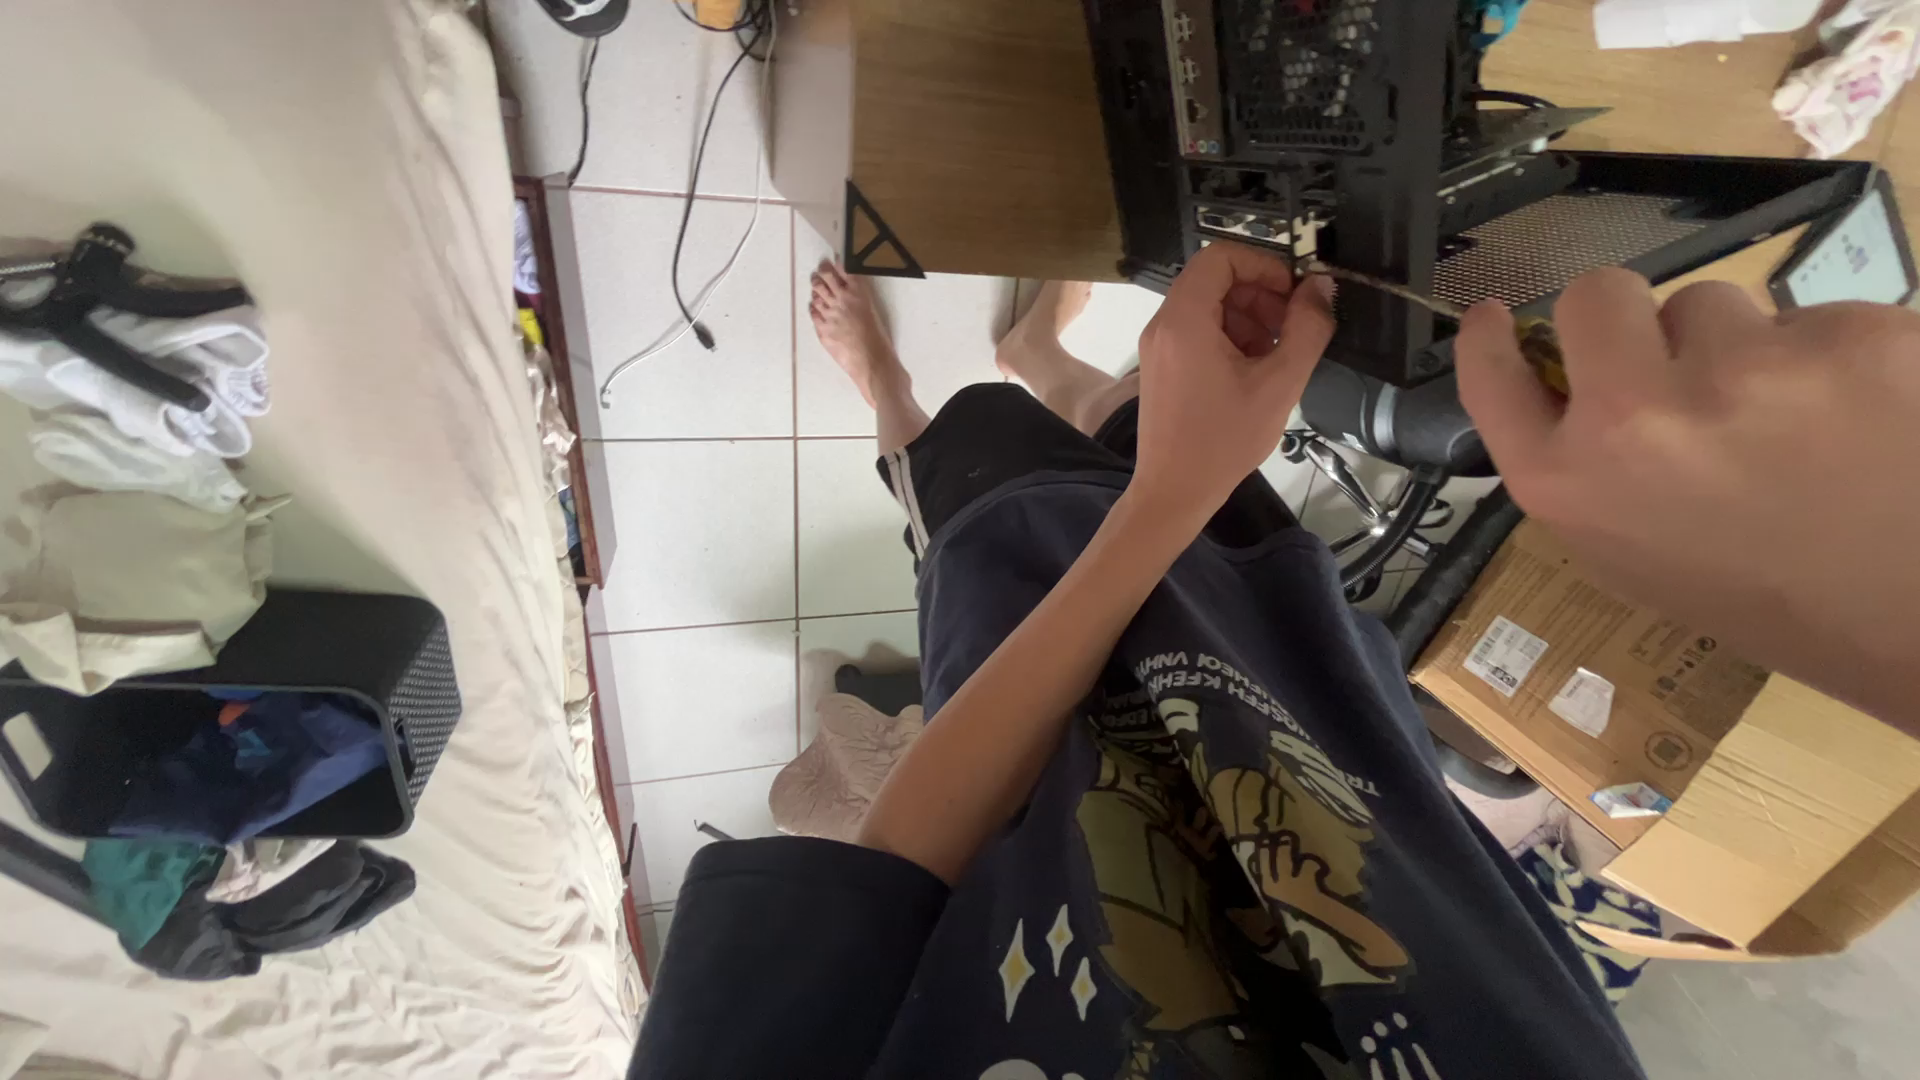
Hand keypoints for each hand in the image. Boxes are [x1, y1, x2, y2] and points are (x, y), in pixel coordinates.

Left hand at [1130, 242, 1335, 524]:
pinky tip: (1252, 372)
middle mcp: (1162, 327)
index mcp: (1183, 321)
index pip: (1220, 257)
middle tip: (1291, 328)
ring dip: (1248, 319)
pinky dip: (1228, 340)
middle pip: (1214, 281)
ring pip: (1207, 308)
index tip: (1292, 294)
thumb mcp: (1279, 382)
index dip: (1263, 265)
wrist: (1174, 490)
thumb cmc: (1222, 442)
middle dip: (1259, 296)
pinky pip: (1195, 334)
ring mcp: (1157, 349)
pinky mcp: (1160, 369)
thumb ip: (1307, 327)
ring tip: (1274, 356)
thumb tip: (1320, 287)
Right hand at [1456, 268, 1919, 727]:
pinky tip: (1855, 412)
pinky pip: (1812, 316)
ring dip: (1726, 341)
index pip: (1491, 379)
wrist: (1916, 616)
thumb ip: (1571, 466)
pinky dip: (1824, 355)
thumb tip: (1566, 392)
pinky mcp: (1857, 338)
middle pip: (1596, 296)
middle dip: (1616, 317)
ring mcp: (1744, 369)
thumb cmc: (1744, 591)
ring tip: (1775, 407)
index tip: (1491, 317)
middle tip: (1658, 356)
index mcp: (1563, 477)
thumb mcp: (1613, 547)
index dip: (1485, 340)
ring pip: (1710, 302)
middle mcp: (1629, 415)